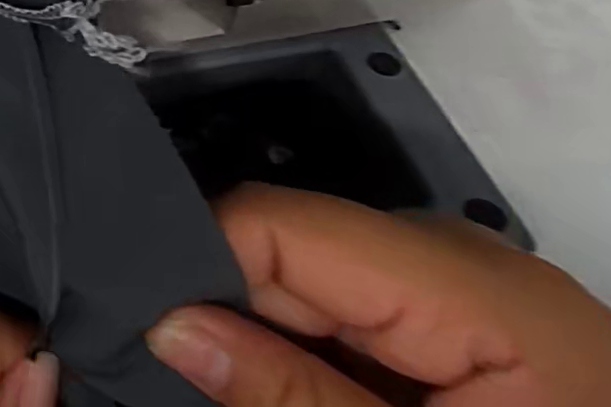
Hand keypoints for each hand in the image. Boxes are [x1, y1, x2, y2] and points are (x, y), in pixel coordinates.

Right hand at [146, 184, 610, 405]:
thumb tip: (165, 323)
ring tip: (236, 377)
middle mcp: (448, 251)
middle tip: (180, 360)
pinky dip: (306, 339)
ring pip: (307, 271)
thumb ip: (291, 393)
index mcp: (458, 278)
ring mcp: (456, 279)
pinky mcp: (458, 312)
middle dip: (226, 295)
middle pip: (285, 241)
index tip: (152, 321)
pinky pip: (348, 302)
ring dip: (262, 322)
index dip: (199, 259)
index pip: (273, 221)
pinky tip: (292, 379)